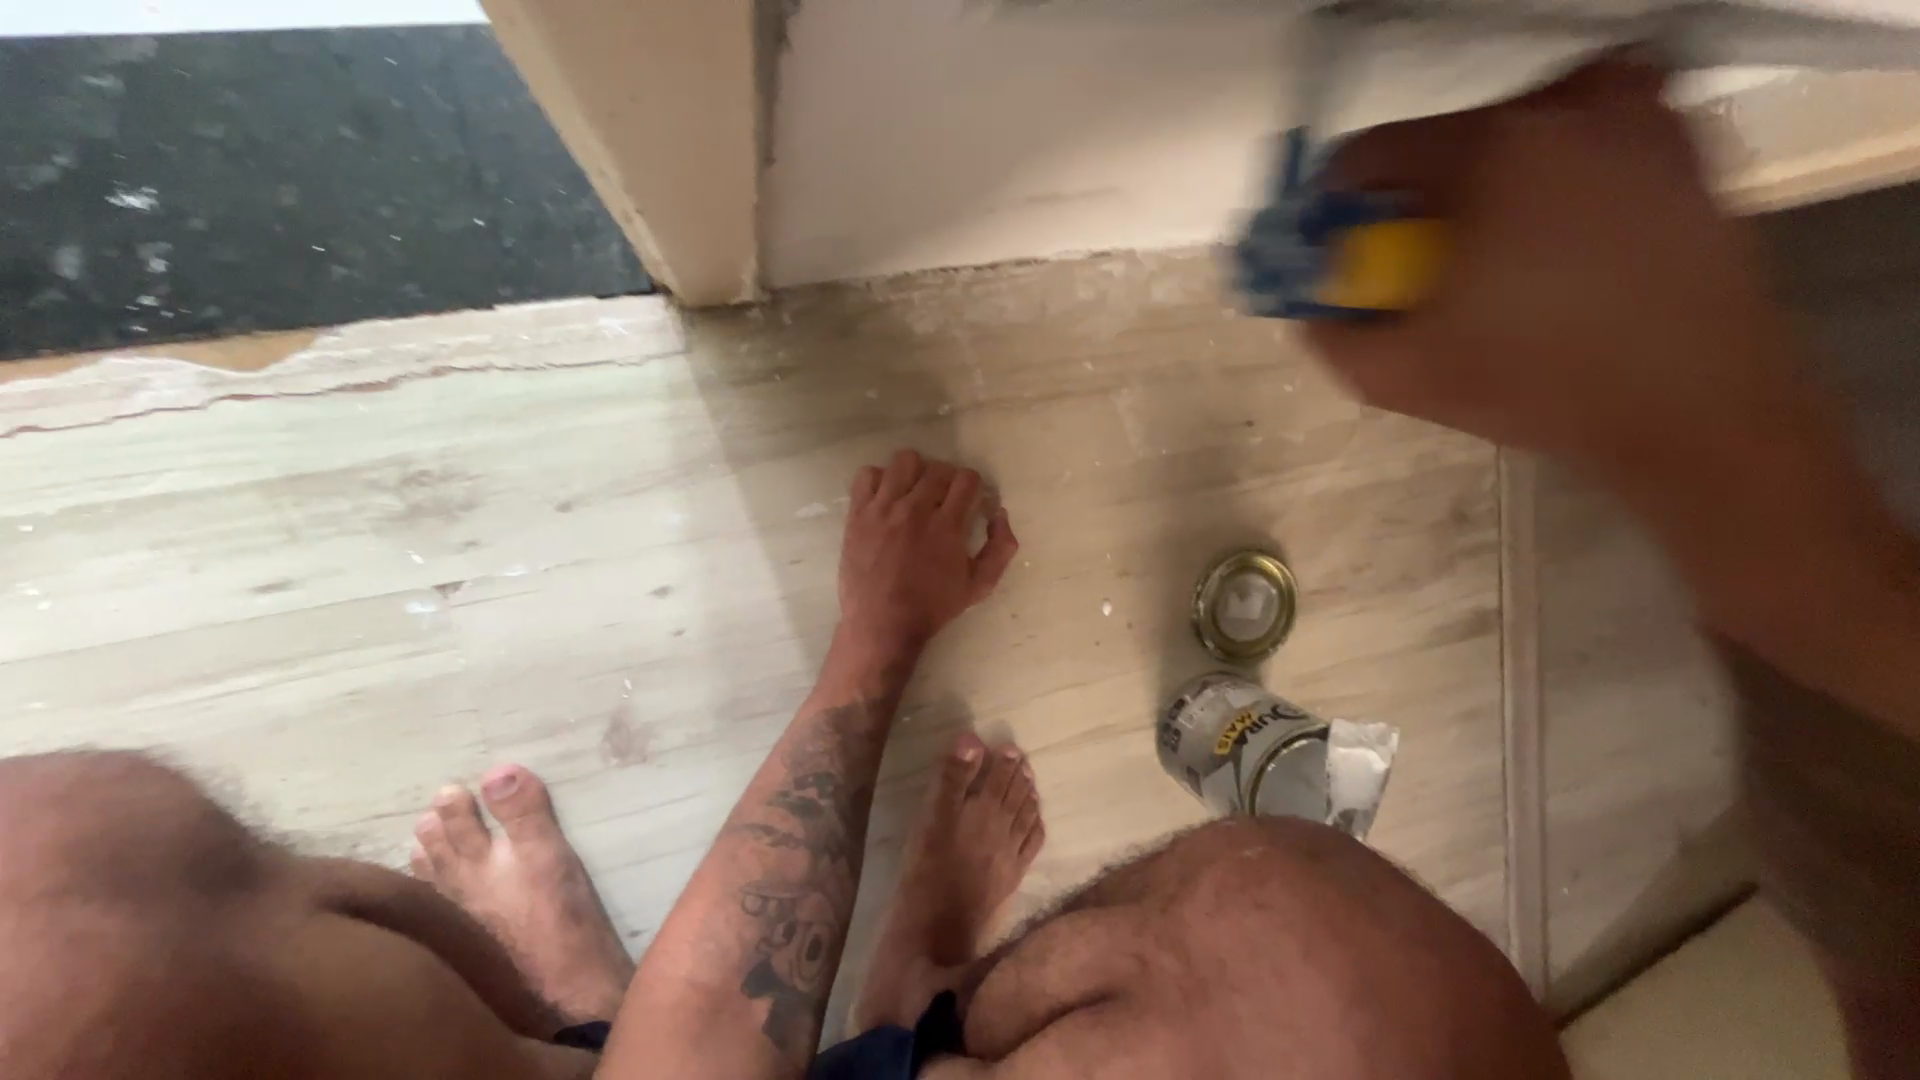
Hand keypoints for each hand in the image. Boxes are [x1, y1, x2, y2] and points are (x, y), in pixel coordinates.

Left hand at [837, 449, 1018, 655]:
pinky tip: (886, 498)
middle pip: (938, 468)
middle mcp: (916, 509)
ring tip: (914, 493)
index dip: (973, 487)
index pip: (967, 478)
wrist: (881, 624)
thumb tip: (1000, 513)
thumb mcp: (979, 586)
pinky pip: (868, 475)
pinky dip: (880, 480)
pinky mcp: (858, 514)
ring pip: (904, 461)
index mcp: (948, 525)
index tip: (969, 502)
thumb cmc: (932, 607)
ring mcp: (883, 508)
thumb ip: (1000, 548)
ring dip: (916, 473)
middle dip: (948, 480)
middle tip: (944, 501)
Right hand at [1305, 58, 1810, 486]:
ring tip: (1488, 257)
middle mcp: (1568, 106)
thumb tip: (1309, 300)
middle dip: (1412, 203)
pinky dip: (1549, 178)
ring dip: (1480, 187)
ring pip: (1514, 133)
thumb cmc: (1535, 386)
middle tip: (1417, 268)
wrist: (1695, 409)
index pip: (1367, 154)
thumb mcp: (1395, 376)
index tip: (1341, 256)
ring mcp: (1641, 117)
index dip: (1335, 209)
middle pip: (1441, 142)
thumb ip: (1327, 330)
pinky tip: (1551, 245)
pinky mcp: (1688, 145)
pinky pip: (1583, 141)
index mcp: (1489, 152)